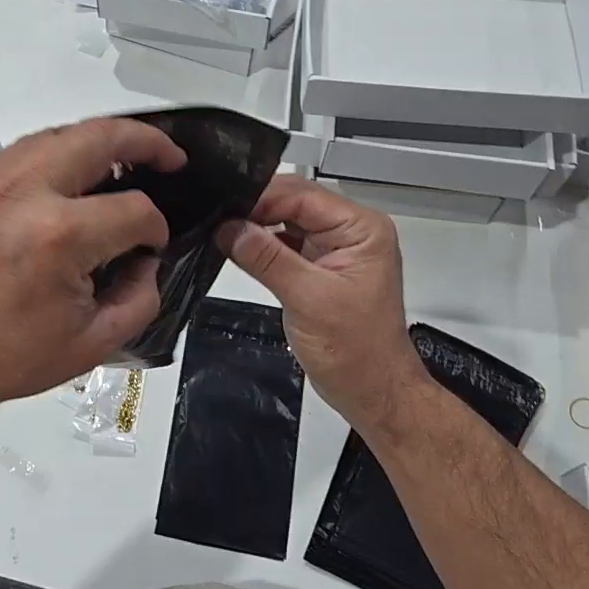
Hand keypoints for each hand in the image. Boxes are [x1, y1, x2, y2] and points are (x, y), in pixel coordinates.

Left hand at [0, 118, 184, 424]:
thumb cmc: (7, 358)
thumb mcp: (93, 345)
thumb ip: (140, 298)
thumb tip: (145, 260)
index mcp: (60, 235)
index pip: (134, 210)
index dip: (156, 229)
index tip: (153, 248)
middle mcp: (26, 193)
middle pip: (99, 137)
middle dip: (146, 142)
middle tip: (172, 156)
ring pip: (60, 134)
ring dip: (101, 139)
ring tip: (126, 159)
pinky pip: (26, 150)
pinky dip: (60, 151)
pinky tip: (75, 174)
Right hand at [215, 176, 427, 430]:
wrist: (373, 392)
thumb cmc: (355, 350)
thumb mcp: (308, 299)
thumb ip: (267, 259)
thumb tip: (230, 228)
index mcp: (361, 229)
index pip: (303, 196)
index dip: (261, 198)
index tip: (223, 207)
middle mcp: (350, 232)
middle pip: (294, 204)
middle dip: (255, 209)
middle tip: (215, 217)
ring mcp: (335, 250)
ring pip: (287, 223)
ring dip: (256, 227)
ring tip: (220, 231)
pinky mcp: (320, 268)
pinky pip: (286, 245)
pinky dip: (262, 247)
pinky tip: (236, 249)